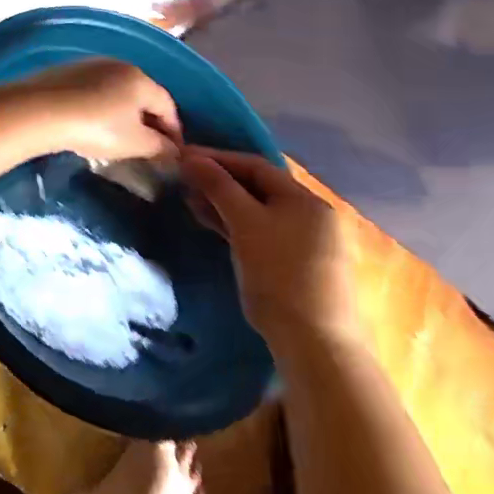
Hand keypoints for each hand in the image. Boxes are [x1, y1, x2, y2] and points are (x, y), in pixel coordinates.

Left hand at [7, 58, 180, 163]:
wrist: (38, 111)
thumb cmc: (95, 127)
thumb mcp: (136, 143)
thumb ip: (160, 146)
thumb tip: (171, 149)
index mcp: (139, 78)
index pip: (167, 105)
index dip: (174, 130)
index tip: (173, 151)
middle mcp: (114, 64)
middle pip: (139, 94)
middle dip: (146, 118)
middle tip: (148, 143)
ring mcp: (84, 65)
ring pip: (112, 90)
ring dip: (119, 111)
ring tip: (116, 134)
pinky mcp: (59, 71)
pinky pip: (87, 90)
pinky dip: (94, 105)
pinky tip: (88, 121)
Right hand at [178, 145, 357, 353]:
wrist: (312, 337)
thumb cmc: (278, 270)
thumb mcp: (244, 221)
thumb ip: (217, 185)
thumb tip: (190, 156)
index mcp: (306, 201)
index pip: (255, 165)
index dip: (216, 157)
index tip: (180, 157)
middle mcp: (311, 215)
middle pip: (256, 185)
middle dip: (216, 179)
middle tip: (181, 179)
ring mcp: (304, 239)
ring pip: (255, 207)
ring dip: (220, 200)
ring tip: (188, 200)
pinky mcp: (293, 259)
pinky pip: (258, 227)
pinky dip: (231, 220)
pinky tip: (208, 221)